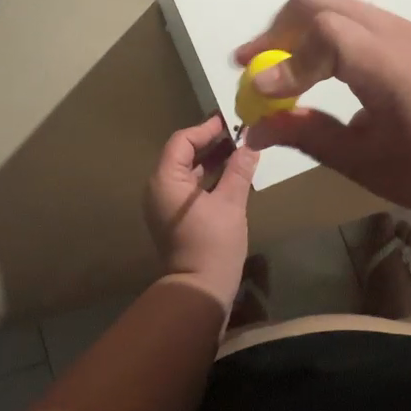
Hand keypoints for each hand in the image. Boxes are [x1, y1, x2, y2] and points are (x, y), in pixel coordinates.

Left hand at [145, 115, 256, 302]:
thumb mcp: (231, 203)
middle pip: (182, 154)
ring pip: (186, 171)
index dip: (205, 128)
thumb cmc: (213, 244)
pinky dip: (207, 177)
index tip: (230, 121)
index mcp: (166, 180)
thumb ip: (239, 170)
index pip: (182, 141)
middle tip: (238, 132)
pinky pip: (188, 186)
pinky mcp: (173, 216)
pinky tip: (231, 173)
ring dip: (210, 159)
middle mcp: (158, 187)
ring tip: (239, 149)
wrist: (200, 289)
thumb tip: (251, 143)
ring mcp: (164, 203)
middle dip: (210, 142)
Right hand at [233, 0, 410, 221]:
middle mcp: (397, 35)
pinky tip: (299, 6)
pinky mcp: (408, 38)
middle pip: (323, 4)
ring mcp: (405, 31)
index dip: (283, 59)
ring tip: (262, 44)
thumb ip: (305, 134)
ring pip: (337, 2)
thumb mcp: (361, 160)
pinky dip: (321, 17)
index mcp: (389, 67)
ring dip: (296, 21)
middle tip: (248, 60)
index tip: (258, 92)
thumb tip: (254, 129)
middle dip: (279, 30)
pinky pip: (354, 14)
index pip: (323, 34)